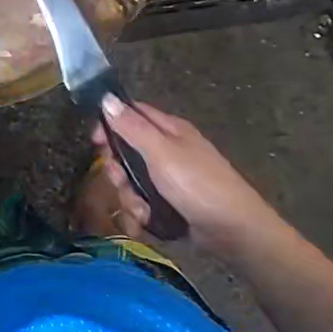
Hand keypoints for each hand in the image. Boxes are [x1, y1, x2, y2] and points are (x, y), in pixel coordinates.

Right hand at [93, 95, 287, 256]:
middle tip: (120, 180)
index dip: (109, 123)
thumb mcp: (161, 152)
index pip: (130, 114)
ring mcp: (170, 178)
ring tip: (140, 210)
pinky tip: (144, 222)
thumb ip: (132, 126)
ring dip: (128, 196)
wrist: (237, 234)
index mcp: (169, 130)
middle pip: (125, 150)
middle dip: (118, 169)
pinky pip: (143, 201)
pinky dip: (140, 212)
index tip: (95, 141)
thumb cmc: (199, 185)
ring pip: (131, 179)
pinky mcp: (171, 203)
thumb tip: (106, 97)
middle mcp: (168, 150)